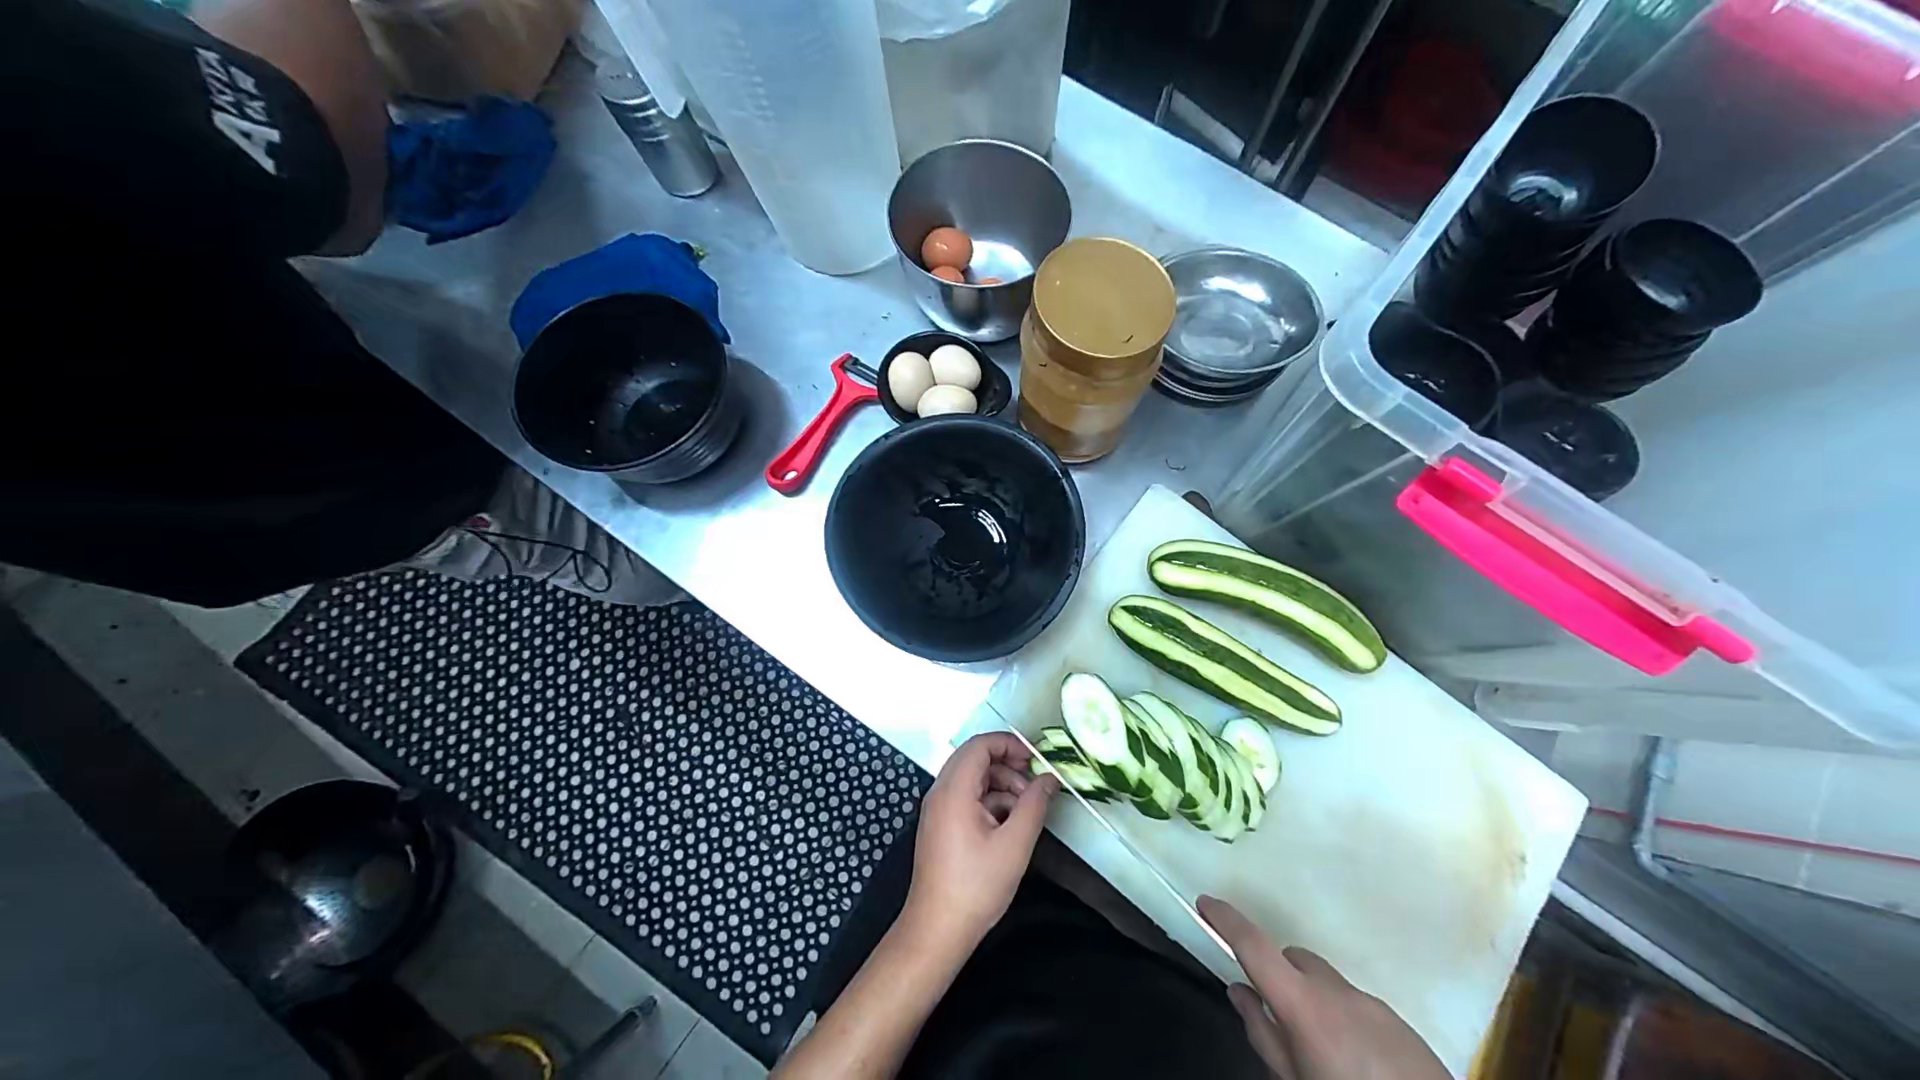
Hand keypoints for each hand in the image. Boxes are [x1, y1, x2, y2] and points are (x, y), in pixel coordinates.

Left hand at [901, 733, 1059, 953]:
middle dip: (1008, 764)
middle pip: (974, 758)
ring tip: (1027, 808)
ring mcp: (937, 808)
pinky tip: (1010, 823)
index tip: (1036, 759)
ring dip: (1001, 783)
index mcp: (954, 790)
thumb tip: (1050, 778)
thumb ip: (1034, 805)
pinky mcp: (940, 824)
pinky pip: (966, 797)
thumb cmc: (975, 887)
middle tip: (1035, 782)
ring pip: (972, 778)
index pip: (980, 745)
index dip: (1009, 744)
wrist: (937, 928)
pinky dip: (990, 800)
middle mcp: (940, 792)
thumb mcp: (1014, 844)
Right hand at [1199, 895, 1450, 1079]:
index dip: (1226, 920)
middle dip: (1279, 975)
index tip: (1205, 903)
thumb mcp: (1292, 1079)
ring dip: (1314, 999)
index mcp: (1303, 1004)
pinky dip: (1345, 1018)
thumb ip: (1263, 1034)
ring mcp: (1373, 1003)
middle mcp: (1336, 990)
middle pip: (1294, 959)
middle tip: (1276, 1014)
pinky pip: (1358, 1005)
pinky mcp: (1401, 1023)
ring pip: (1327, 983)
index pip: (1254, 946)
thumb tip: (1241, 992)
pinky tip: (1355, 1060)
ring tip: (1321, 1048)